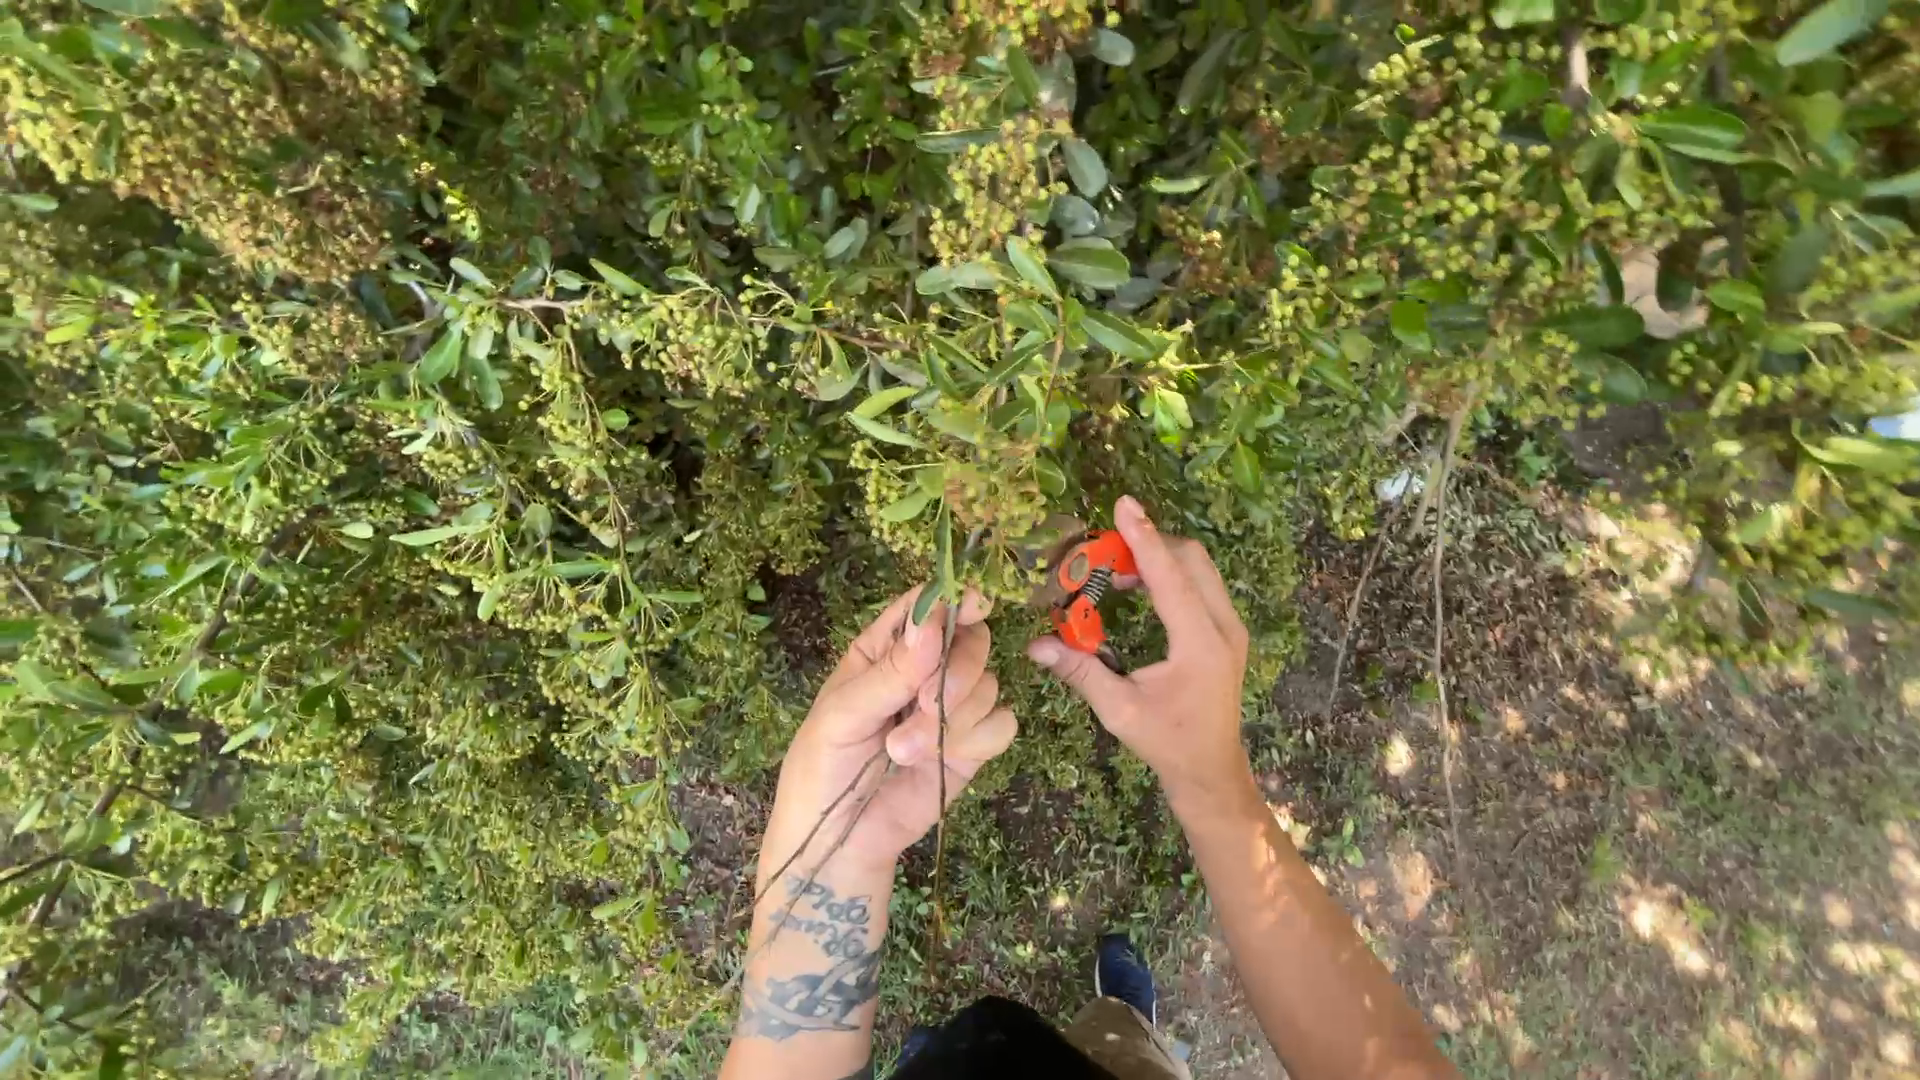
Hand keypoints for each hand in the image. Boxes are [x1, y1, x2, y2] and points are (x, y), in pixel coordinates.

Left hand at [756, 586, 1016, 887]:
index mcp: (884, 650)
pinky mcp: (972, 745)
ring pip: (989, 682)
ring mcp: (951, 707)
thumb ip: (889, 672)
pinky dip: (978, 739)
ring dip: (953, 718)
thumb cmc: (822, 769)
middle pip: (971, 640)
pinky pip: (1002, 723)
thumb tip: (932, 622)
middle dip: (957, 670)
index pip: (925, 608)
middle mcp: (923, 670)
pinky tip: (944, 759)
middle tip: (923, 705)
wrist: (840, 844)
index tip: (972, 604)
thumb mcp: (842, 716)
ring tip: (904, 752)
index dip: (951, 600)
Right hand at [1026, 496, 1252, 808]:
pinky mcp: (1226, 631)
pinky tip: (1137, 584)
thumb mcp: (1119, 710)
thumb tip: (1035, 645)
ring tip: (1113, 567)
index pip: (1170, 576)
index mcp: (1201, 643)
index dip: (1143, 538)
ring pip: (1199, 567)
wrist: (1212, 769)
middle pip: (1190, 558)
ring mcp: (1230, 627)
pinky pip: (1200, 583)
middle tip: (1102, 548)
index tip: (1123, 505)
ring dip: (1158, 555)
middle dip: (1148, 542)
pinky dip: (1169, 571)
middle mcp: (1224, 627)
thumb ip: (1079, 671)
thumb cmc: (1167, 742)